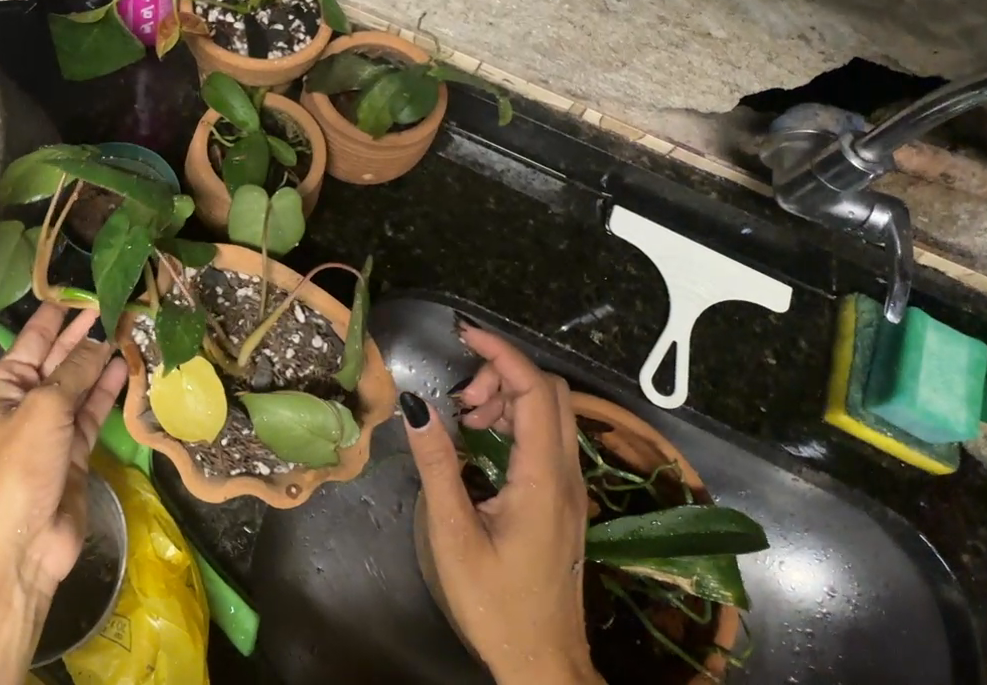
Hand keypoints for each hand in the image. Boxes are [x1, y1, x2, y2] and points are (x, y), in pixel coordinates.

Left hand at [0, 303, 127, 684]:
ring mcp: (52, 426)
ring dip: (100, 360)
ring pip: (80, 383)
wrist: (23, 545)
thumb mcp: (45, 410)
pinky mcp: (75, 449)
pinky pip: (92, 410)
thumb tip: (99, 343)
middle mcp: (27, 400)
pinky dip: (107, 390)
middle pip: (58, 357)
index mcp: (5, 386)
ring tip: (129, 330)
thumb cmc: (20, 468)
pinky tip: (125, 368)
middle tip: (114, 305)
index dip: (56, 314)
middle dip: (83, 333)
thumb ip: (74, 373)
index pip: (33, 338)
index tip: (81, 290)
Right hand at [403, 323, 602, 684]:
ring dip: (508, 397)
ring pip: (551, 411)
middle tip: (458, 398)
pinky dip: (515, 420)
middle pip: (549, 392)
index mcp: (543, 479)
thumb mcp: (453, 534)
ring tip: (464, 419)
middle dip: (502, 373)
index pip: (534, 390)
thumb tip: (416, 405)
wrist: (543, 662)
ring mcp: (570, 487)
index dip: (501, 353)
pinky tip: (482, 441)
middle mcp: (567, 474)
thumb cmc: (495, 603)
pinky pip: (547, 436)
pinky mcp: (562, 498)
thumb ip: (437, 466)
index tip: (465, 335)